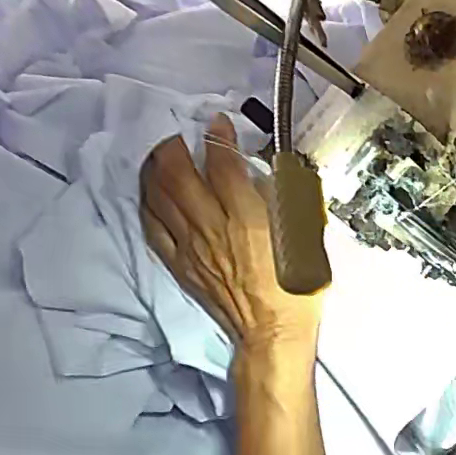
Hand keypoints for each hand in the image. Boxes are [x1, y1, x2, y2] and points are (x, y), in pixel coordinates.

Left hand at [142, 115, 322, 360]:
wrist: (273, 331)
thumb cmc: (298, 287)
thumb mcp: (307, 237)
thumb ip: (289, 201)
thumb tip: (274, 175)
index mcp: (248, 216)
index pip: (223, 163)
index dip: (218, 136)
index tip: (219, 123)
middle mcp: (212, 226)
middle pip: (178, 174)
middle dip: (174, 145)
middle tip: (180, 134)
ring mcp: (191, 246)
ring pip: (159, 196)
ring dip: (156, 169)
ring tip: (161, 155)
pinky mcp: (181, 264)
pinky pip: (153, 228)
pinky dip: (148, 204)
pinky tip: (151, 194)